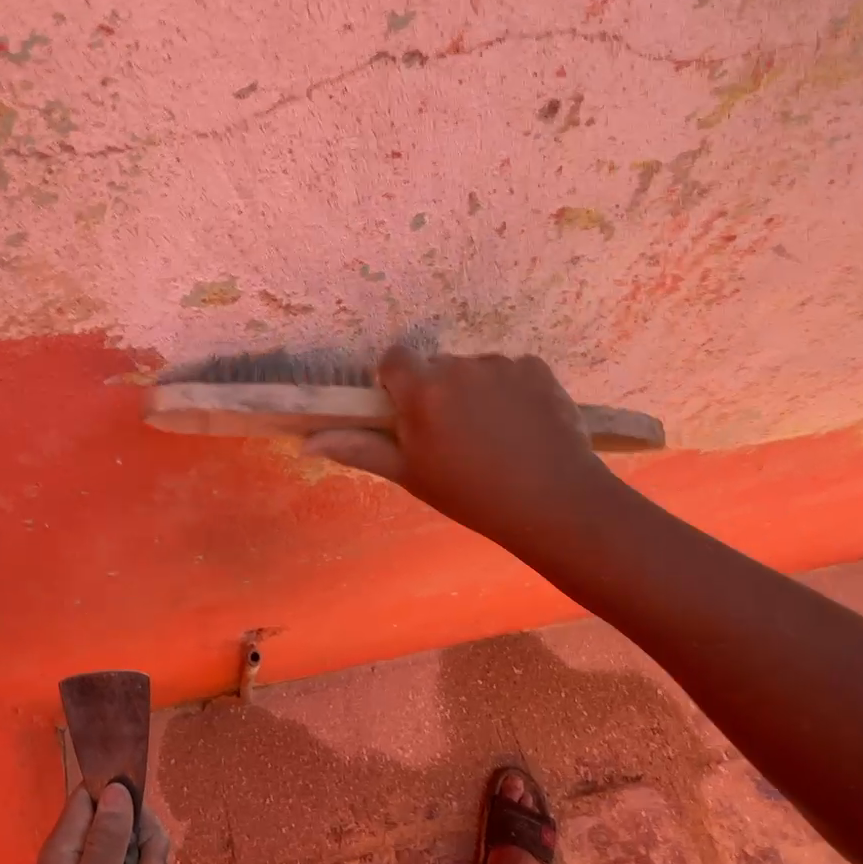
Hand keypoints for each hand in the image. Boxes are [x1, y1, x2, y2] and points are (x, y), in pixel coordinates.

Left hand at [35, 782, 170, 863]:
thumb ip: (104, 840)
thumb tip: (118, 789)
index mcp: (63, 844)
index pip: (92, 791)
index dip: (122, 795)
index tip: (143, 822)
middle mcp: (76, 851)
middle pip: (120, 815)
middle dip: (146, 839)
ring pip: (132, 844)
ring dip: (150, 862)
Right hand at [303, 346, 623, 549]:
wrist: (554, 503)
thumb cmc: (471, 494)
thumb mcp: (410, 474)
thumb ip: (360, 449)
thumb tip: (308, 442)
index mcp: (421, 390)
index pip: (394, 359)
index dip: (398, 383)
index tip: (410, 413)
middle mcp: (457, 366)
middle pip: (437, 366)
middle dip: (439, 390)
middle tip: (456, 435)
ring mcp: (501, 364)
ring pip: (475, 369)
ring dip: (477, 390)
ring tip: (496, 435)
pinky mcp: (537, 367)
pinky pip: (513, 370)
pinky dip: (514, 390)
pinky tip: (524, 425)